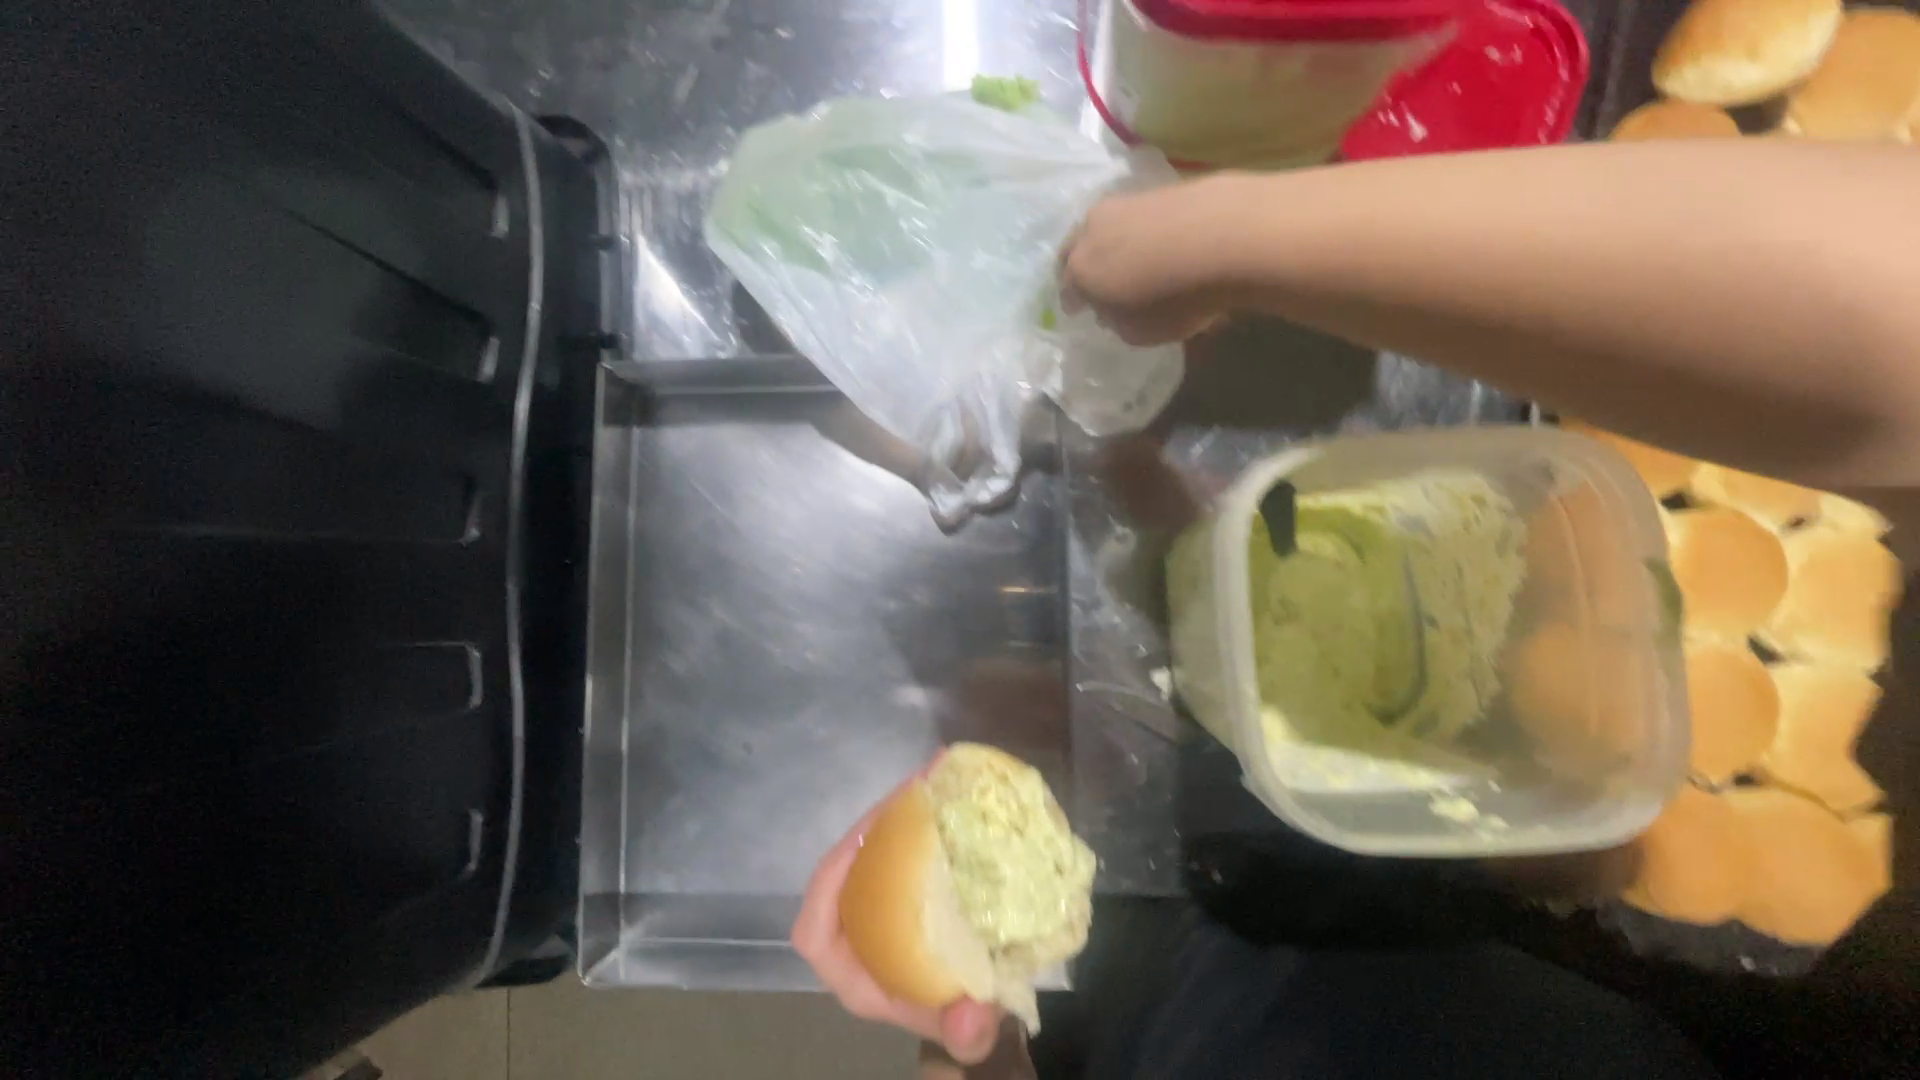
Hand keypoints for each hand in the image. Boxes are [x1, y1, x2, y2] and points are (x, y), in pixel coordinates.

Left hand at [791, 771, 1004, 1064]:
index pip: (813, 929)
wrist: (976, 1013)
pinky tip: (949, 798)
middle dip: (875, 827)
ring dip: (901, 815)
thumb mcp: (961, 1032)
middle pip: (847, 873)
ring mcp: (880, 908)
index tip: (860, 841)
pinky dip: (921, 824)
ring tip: (935, 778)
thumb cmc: (954, 1021)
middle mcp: (859, 933)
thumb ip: (964, 1031)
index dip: (827, 883)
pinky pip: (903, 853)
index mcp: (854, 969)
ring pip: (876, 854)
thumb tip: (974, 1019)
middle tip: (916, 786)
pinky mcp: (904, 891)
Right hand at [1061, 174, 1245, 346]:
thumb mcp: (1138, 333)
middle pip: (1079, 249)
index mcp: (1078, 270)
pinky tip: (1164, 244)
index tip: (1079, 311)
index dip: (1073, 303)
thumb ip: (1118, 322)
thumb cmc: (1172, 300)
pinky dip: (1147, 232)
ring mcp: (1126, 204)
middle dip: (1086, 266)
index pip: (1067, 290)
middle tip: (1099, 282)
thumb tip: (1114, 310)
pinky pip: (1143, 217)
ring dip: (1117, 244)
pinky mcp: (1160, 189)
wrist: (1226, 238)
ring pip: (1109, 228)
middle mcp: (1092, 231)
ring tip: (1135, 261)